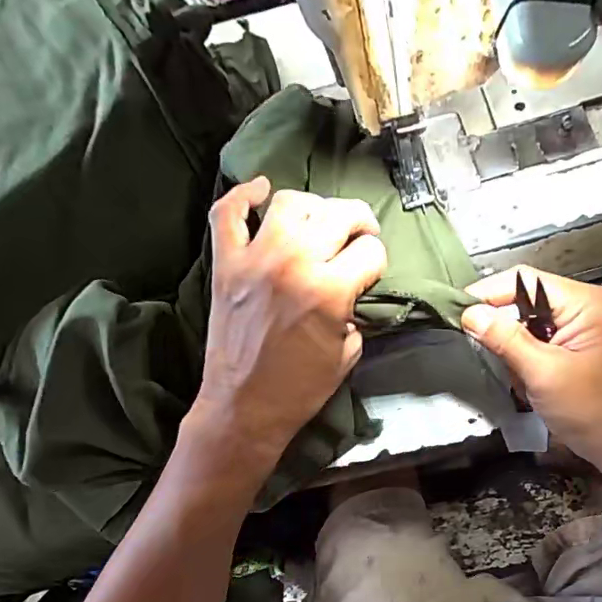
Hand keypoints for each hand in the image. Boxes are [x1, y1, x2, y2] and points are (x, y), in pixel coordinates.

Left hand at [189, 177, 387, 475]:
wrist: (244, 408)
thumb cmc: (298, 390)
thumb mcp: (347, 355)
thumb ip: (354, 312)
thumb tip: (353, 288)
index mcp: (329, 290)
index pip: (370, 250)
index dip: (375, 261)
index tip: (368, 273)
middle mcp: (294, 264)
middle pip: (339, 214)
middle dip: (358, 223)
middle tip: (356, 238)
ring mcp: (255, 260)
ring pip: (290, 203)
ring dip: (311, 208)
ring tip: (316, 224)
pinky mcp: (226, 265)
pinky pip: (227, 214)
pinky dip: (242, 196)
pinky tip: (259, 192)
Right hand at [460, 266, 601, 470]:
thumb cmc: (589, 408)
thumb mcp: (542, 372)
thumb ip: (505, 339)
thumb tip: (470, 313)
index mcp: (586, 302)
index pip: (525, 281)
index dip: (488, 292)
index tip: (456, 312)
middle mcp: (584, 305)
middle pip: (524, 297)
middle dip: (499, 321)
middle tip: (471, 340)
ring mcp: (580, 324)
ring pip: (526, 319)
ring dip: (510, 341)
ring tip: (505, 365)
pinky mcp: (573, 344)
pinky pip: (536, 336)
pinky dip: (521, 353)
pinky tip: (521, 374)